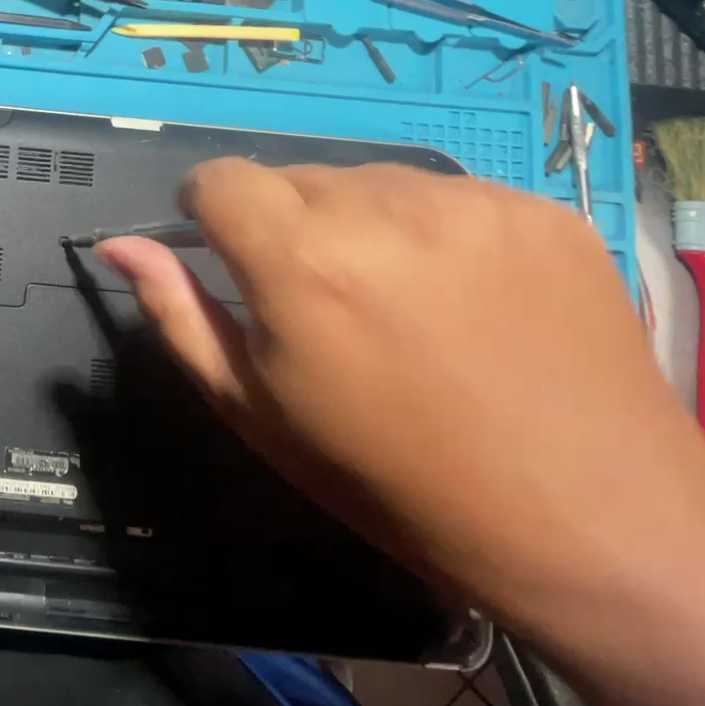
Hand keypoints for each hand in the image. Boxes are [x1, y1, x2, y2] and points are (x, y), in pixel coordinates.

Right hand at [92, 160, 704, 648]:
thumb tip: (117, 244)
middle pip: (291, 177)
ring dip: (354, 221)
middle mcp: (382, 208)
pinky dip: (429, 229)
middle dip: (281, 223)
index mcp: (300, 261)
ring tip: (392, 299)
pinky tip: (461, 297)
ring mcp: (473, 203)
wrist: (587, 528)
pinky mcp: (542, 212)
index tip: (223, 253)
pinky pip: (447, 194)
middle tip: (315, 300)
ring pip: (368, 180)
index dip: (205, 209)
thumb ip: (175, 310)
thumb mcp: (250, 406)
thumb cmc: (384, 476)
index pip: (218, 177)